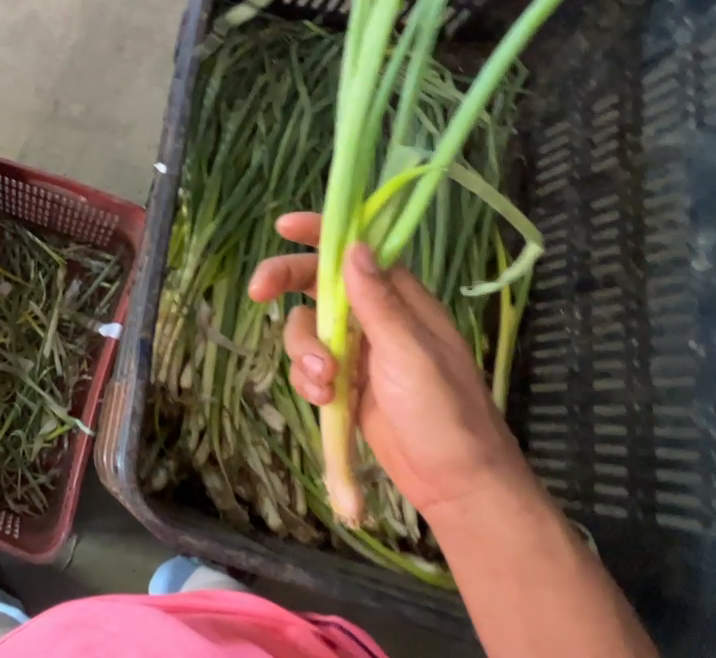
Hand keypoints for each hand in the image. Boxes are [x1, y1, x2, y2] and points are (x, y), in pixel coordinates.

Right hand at [249, 212, 536, 520]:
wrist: (457, 487)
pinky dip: (307, 380)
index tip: (283, 228)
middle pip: (316, 285)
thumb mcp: (410, 354)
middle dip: (285, 287)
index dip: (320, 234)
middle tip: (258, 293)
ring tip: (324, 383)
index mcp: (402, 301)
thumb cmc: (446, 415)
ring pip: (306, 328)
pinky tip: (325, 400)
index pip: (356, 251)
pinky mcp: (344, 383)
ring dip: (303, 351)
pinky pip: (307, 366)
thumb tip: (353, 246)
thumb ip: (378, 302)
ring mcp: (358, 352)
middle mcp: (376, 318)